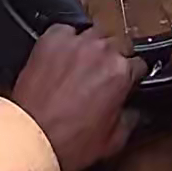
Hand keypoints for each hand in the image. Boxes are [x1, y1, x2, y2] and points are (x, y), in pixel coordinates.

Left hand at [11, 24, 143, 170]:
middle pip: (119, 42)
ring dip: (93, 45)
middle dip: (115, 56)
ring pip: (94, 32)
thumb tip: (131, 110)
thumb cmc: (69, 140)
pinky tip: (63, 56)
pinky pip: (65, 30)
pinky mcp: (51, 39)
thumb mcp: (114, 139)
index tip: (126, 80)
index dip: (133, 74)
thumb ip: (130, 117)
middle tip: (104, 73)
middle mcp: (100, 51)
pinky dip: (66, 40)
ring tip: (83, 63)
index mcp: (120, 72)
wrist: (33, 135)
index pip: (139, 63)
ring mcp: (75, 42)